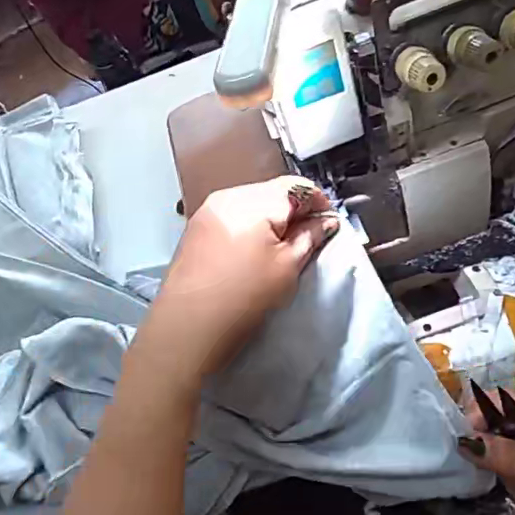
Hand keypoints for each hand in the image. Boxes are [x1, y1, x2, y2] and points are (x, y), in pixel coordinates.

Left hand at [131, 176, 338, 390]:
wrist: (186, 328)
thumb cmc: (242, 299)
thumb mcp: (286, 268)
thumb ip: (309, 237)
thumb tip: (326, 220)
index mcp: (252, 202)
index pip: (296, 186)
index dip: (318, 201)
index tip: (329, 223)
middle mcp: (227, 197)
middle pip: (272, 192)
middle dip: (294, 210)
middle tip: (308, 239)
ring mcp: (208, 211)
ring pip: (252, 202)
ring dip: (271, 219)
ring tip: (281, 249)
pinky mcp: (196, 229)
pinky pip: (233, 216)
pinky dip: (249, 227)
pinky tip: (253, 253)